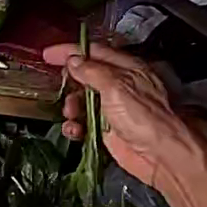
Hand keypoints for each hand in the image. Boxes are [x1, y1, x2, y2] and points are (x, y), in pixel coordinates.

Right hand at [42, 42, 206, 194]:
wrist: (159, 154)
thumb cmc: (142, 117)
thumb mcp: (116, 86)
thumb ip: (91, 71)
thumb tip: (73, 61)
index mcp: (126, 68)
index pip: (94, 52)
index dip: (70, 51)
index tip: (48, 54)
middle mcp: (119, 85)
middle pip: (86, 76)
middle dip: (70, 82)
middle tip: (60, 88)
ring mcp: (113, 109)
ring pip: (82, 101)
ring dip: (71, 106)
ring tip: (71, 114)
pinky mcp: (107, 131)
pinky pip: (84, 124)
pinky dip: (75, 126)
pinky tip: (74, 130)